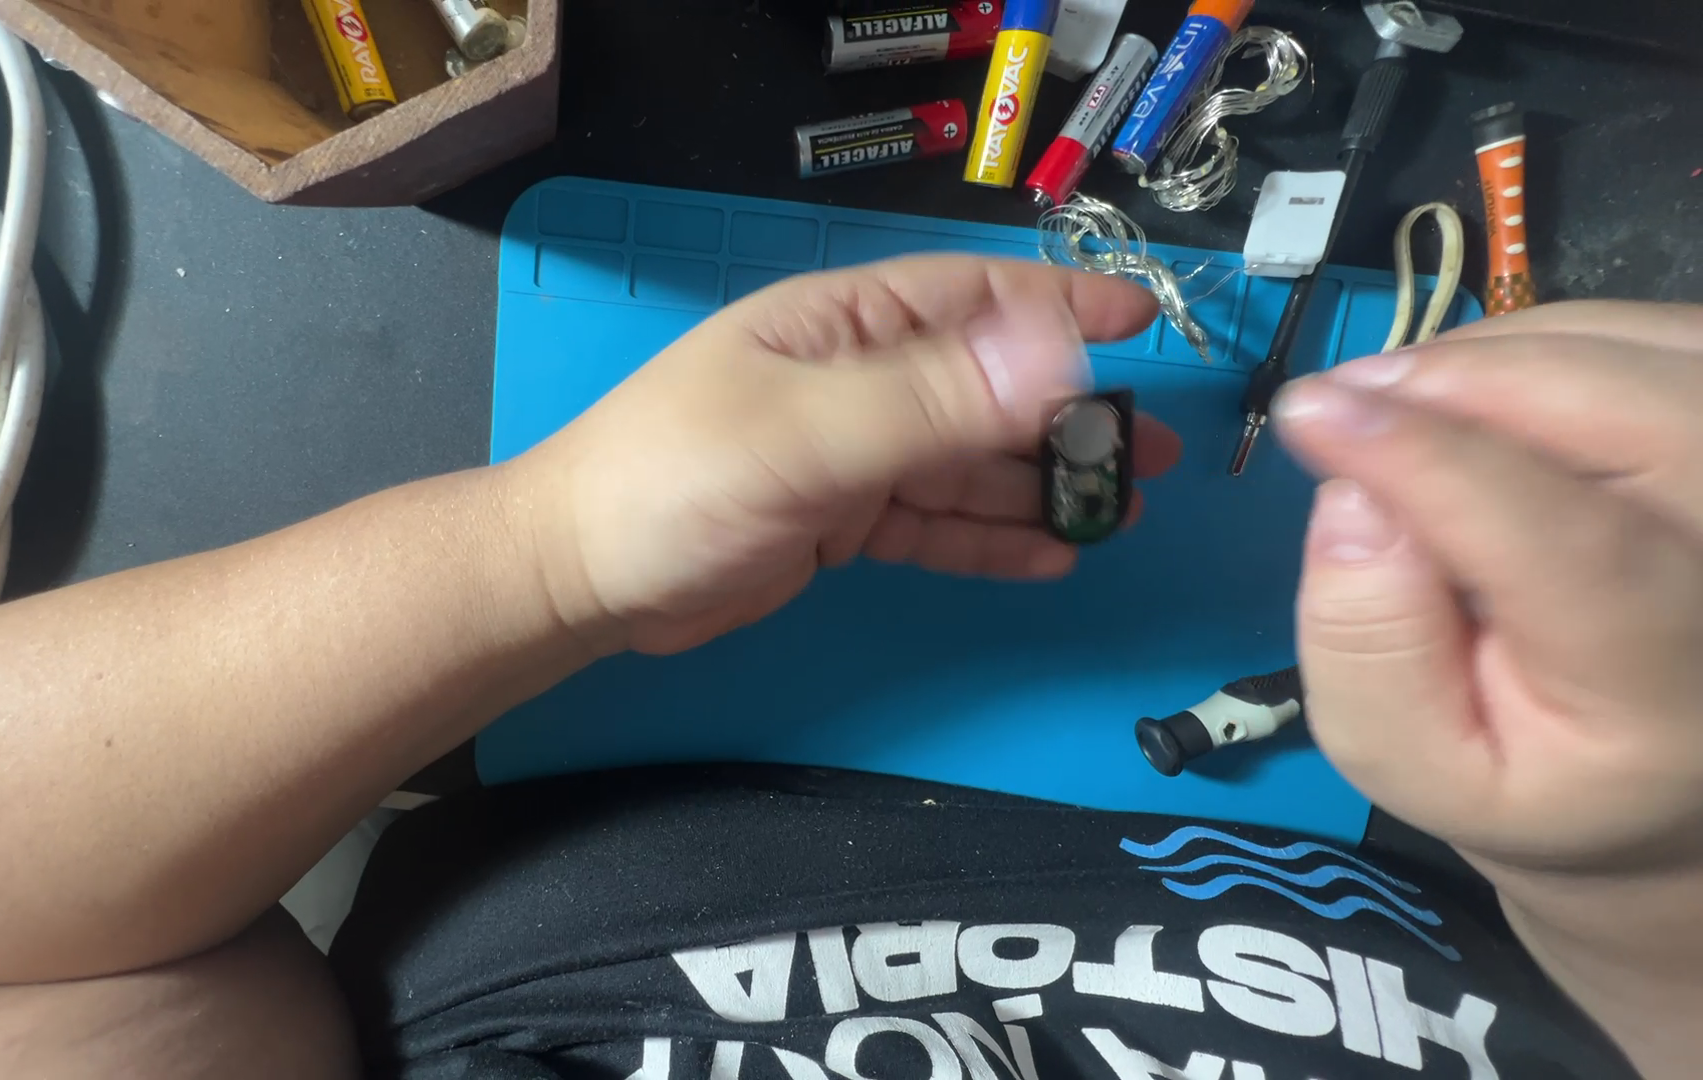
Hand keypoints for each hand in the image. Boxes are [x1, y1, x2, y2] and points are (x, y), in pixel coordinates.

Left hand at [511, 256, 1178, 656]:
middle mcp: (852, 385)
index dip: (1056, 307)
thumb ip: (925, 399)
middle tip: (1151, 458)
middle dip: (1065, 421)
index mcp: (841, 331)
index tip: (1139, 325)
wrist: (592, 576)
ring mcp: (848, 458)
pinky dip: (981, 540)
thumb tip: (1053, 354)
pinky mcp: (838, 523)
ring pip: (961, 467)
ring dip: (1034, 488)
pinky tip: (1042, 556)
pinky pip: (927, 526)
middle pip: (980, 392)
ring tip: (1113, 515)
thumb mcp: (802, 434)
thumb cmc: (677, 481)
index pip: (968, 300)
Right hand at [1272, 301, 1702, 885]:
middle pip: (1654, 420)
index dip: (1426, 460)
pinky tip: (1464, 397)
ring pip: (1662, 357)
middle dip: (1471, 380)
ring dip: (1494, 356)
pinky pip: (1663, 343)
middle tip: (1342, 393)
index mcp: (1663, 690)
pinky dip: (1541, 344)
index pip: (1563, 544)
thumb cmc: (1508, 769)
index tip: (1307, 409)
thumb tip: (1348, 499)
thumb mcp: (1396, 750)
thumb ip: (1360, 646)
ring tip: (1390, 403)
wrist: (1651, 781)